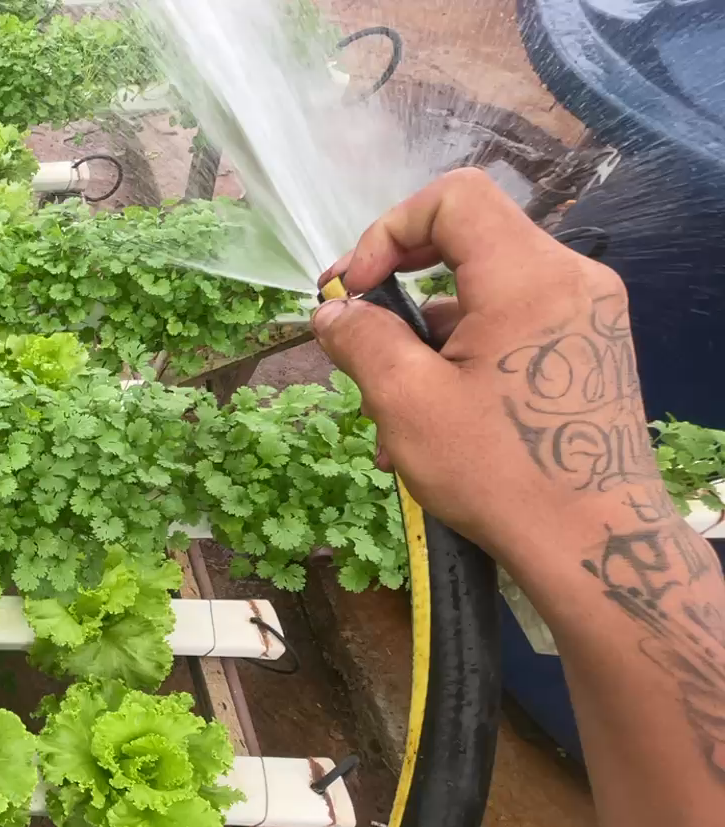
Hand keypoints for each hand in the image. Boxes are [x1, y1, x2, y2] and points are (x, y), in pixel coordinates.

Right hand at [310, 166, 674, 582]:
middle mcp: (567, 279)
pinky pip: (495, 327)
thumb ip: (361, 339)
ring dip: (411, 339)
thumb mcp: (403, 398)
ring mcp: (579, 314)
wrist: (588, 534)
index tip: (350, 292)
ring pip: (470, 295)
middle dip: (390, 291)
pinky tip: (419, 418)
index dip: (384, 234)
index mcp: (528, 279)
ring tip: (383, 408)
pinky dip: (445, 358)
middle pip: (460, 244)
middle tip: (347, 341)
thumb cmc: (493, 464)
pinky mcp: (576, 347)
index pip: (453, 200)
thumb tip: (330, 311)